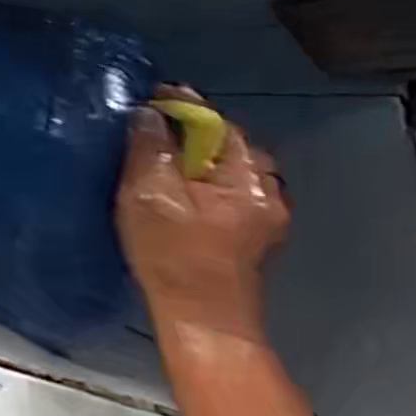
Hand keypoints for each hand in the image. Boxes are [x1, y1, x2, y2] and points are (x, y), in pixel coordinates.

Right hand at [117, 85, 288, 340]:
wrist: (200, 322)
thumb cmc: (173, 254)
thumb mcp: (150, 193)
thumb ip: (150, 147)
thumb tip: (149, 112)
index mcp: (249, 182)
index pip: (219, 125)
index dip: (184, 105)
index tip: (150, 94)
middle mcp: (267, 194)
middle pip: (229, 144)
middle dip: (192, 127)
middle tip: (151, 120)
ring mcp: (262, 215)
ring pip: (228, 165)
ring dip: (196, 151)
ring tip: (158, 147)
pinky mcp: (248, 231)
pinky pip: (225, 185)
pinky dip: (200, 172)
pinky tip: (173, 179)